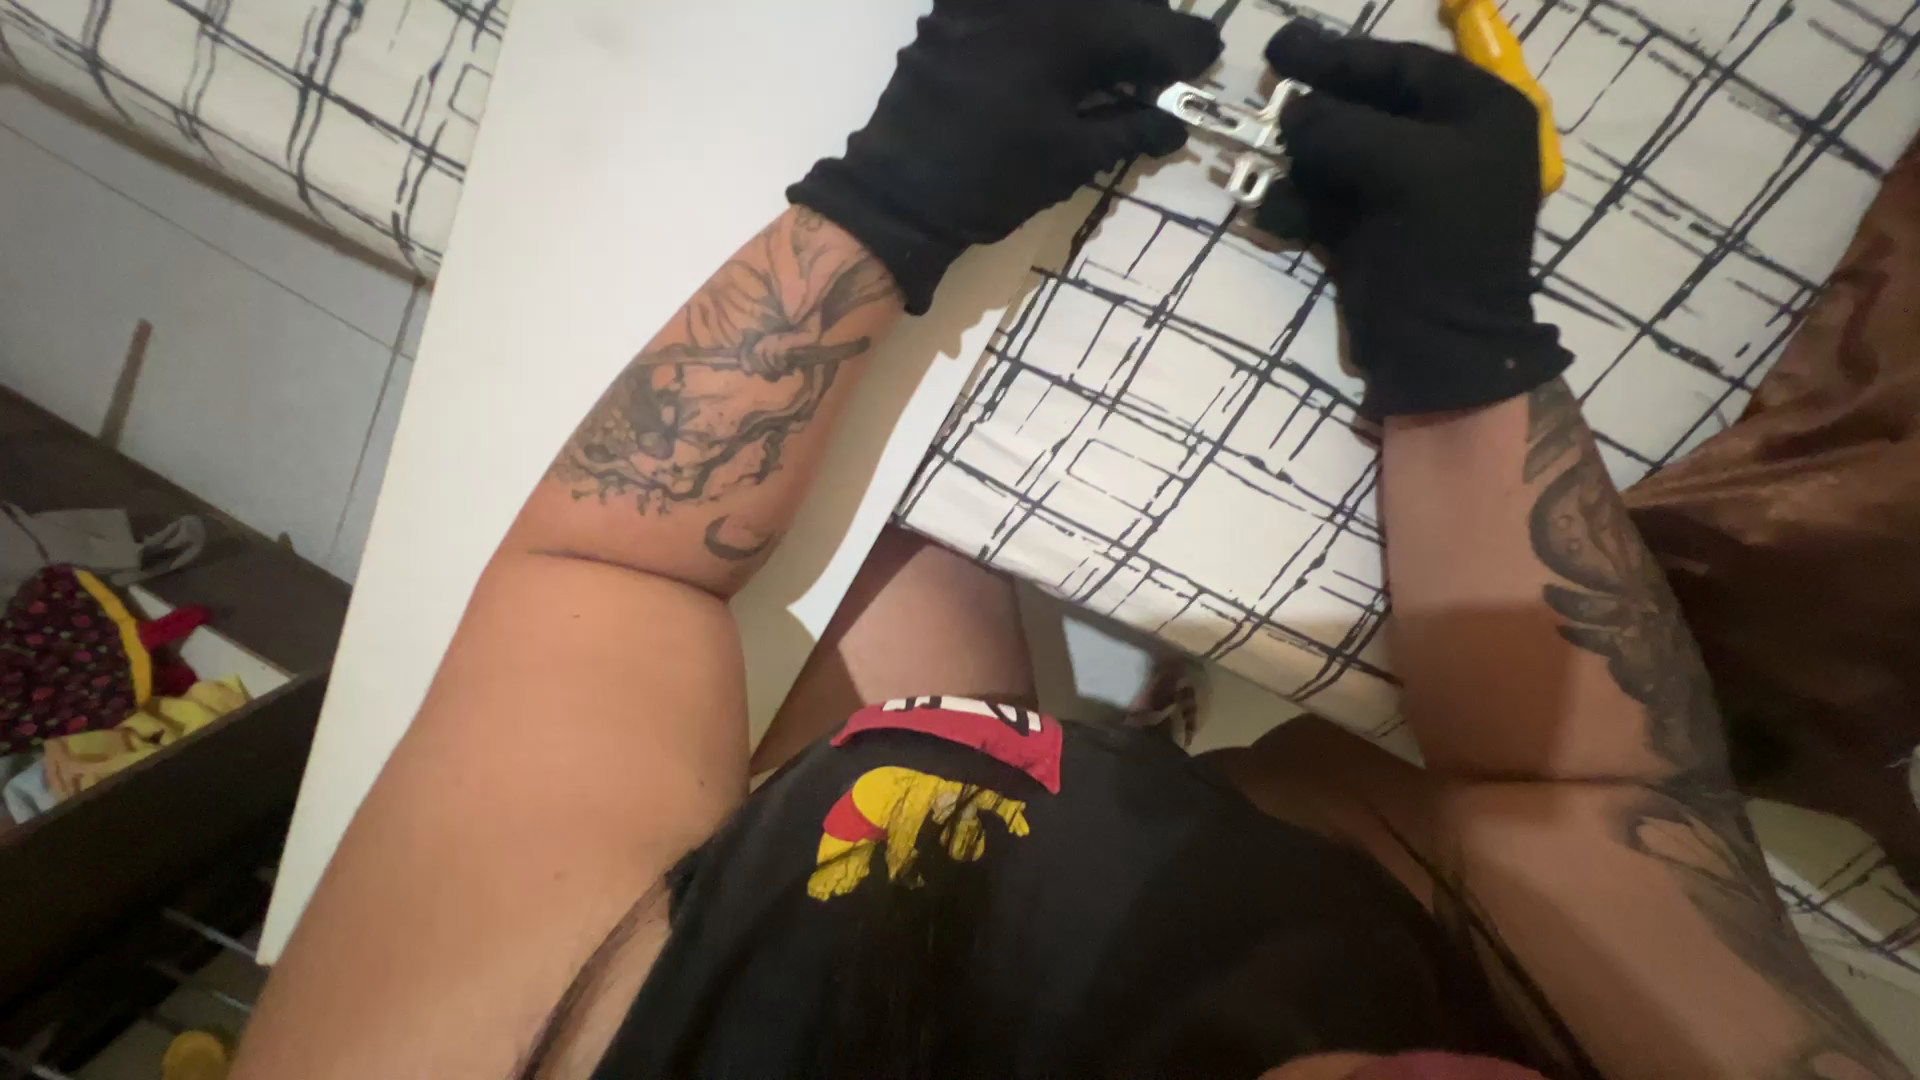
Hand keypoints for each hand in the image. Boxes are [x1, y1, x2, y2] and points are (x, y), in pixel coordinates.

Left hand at [788, 0, 1221, 314]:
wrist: (900, 194)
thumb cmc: (988, 183)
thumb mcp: (1068, 161)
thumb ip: (1128, 129)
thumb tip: (1175, 122)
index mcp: (1067, 31)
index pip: (1146, 31)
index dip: (1182, 50)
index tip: (1204, 62)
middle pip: (1110, 2)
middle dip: (1143, 27)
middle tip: (1160, 61)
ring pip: (1066, 1)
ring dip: (1100, 19)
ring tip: (1112, 56)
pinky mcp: (956, 4)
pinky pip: (1018, 4)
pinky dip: (1052, 18)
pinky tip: (1058, 42)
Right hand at [1259, 21, 1569, 415]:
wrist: (1437, 348)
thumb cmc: (1443, 250)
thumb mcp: (1409, 172)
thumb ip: (1347, 131)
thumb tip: (1289, 109)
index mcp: (1476, 117)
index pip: (1403, 68)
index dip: (1341, 56)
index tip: (1282, 47)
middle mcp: (1441, 149)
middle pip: (1366, 109)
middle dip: (1313, 102)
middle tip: (1265, 83)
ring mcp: (1399, 195)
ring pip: (1337, 155)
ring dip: (1295, 151)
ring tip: (1254, 143)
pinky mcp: (1366, 234)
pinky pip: (1323, 202)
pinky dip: (1292, 199)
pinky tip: (1263, 196)